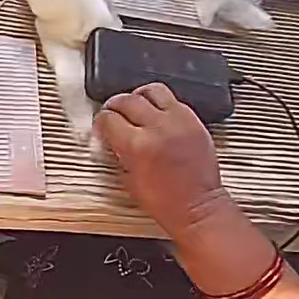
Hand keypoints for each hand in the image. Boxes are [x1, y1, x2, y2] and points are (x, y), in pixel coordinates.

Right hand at [95, 84, 236, 241]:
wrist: (197, 207)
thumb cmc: (166, 202)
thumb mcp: (129, 179)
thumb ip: (118, 151)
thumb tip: (110, 136)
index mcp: (137, 145)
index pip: (108, 119)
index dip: (100, 122)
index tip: (102, 126)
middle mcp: (158, 128)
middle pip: (127, 100)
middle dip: (115, 105)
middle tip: (113, 113)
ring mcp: (178, 122)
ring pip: (152, 90)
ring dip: (139, 96)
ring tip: (135, 105)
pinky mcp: (194, 121)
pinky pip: (173, 100)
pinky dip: (161, 103)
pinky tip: (157, 114)